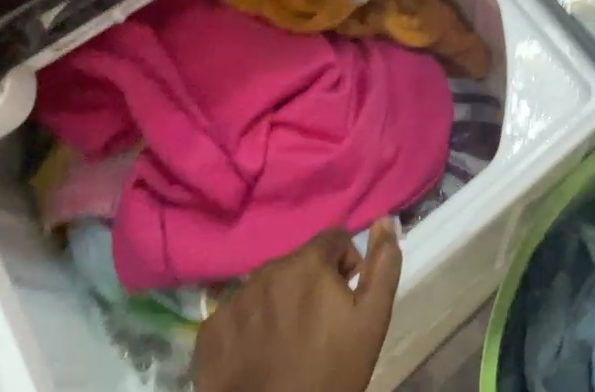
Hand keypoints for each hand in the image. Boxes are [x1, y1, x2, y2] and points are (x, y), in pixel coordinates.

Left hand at [191, 219, 402, 391]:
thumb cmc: (329, 373)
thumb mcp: (371, 321)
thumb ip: (383, 266)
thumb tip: (385, 220)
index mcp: (308, 263)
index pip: (334, 240)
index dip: (346, 266)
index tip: (347, 299)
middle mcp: (268, 269)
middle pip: (299, 264)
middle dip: (312, 285)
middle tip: (319, 328)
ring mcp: (234, 300)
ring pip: (267, 287)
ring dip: (281, 302)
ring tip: (288, 343)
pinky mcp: (210, 330)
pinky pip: (237, 313)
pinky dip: (250, 326)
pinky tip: (257, 356)